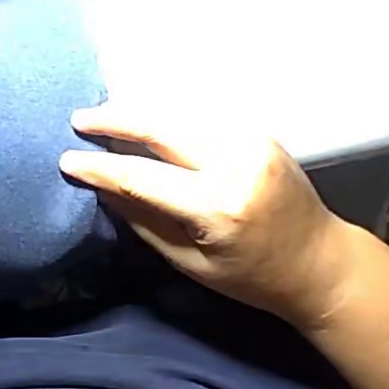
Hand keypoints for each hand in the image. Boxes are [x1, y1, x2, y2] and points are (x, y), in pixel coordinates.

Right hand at [58, 103, 367, 332]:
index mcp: (217, 206)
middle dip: (116, 119)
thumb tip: (104, 186)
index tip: (68, 160)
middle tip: (79, 120)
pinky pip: (203, 115)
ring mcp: (252, 141)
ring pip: (182, 112)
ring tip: (105, 115)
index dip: (101, 168)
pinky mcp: (260, 132)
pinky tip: (148, 116)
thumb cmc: (252, 277)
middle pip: (162, 127)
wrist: (320, 262)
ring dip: (141, 111)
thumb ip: (143, 220)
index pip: (143, 176)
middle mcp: (236, 163)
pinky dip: (170, 113)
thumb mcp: (190, 261)